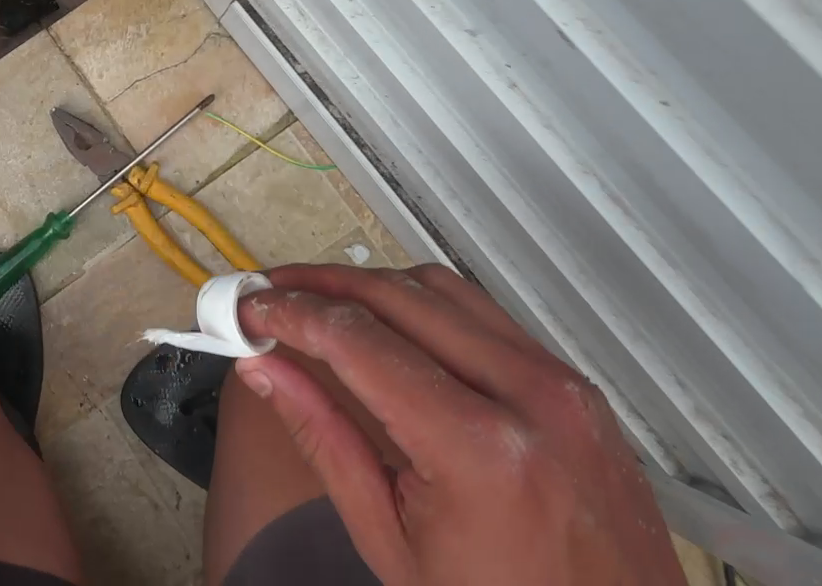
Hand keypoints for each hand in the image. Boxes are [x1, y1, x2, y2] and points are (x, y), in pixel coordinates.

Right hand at [235, 264, 684, 585]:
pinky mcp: (574, 382)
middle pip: (397, 296)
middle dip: (321, 283)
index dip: (291, 313)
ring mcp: (562, 381)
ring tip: (316, 300)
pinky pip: (482, 313)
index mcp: (479, 448)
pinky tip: (385, 320)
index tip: (247, 306)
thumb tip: (260, 365)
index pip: (359, 340)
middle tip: (268, 291)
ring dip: (368, 284)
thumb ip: (321, 436)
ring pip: (440, 289)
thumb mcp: (389, 538)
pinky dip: (420, 302)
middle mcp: (529, 394)